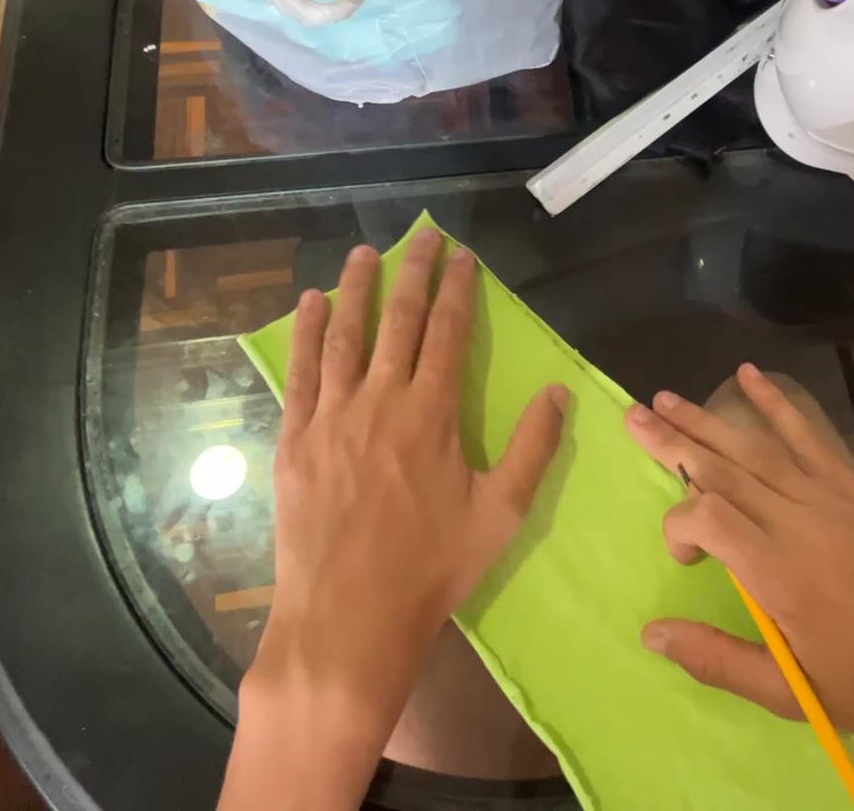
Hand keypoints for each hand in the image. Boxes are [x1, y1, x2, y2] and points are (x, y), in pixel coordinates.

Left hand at [252, 229, 568, 712]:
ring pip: (344, 335)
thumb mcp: (502, 512)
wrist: (348, 618)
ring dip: (356, 289)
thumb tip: (558, 391)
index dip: (458, 289)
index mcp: (432, 413)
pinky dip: (306, 333)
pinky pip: (300, 372)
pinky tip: (310, 306)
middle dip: (413, 272)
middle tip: (421, 236)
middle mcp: (380, 400)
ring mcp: (331, 416)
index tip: (463, 255)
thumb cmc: (433, 567)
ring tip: (364, 253)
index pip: (449, 332)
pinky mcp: (295, 439)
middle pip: (399, 320)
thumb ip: (533, 447)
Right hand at [623, 363, 853, 755]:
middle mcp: (798, 519)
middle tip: (632, 416)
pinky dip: (777, 403)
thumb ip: (716, 658)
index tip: (683, 560)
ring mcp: (828, 496)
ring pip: (755, 446)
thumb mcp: (789, 693)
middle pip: (723, 465)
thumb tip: (650, 632)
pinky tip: (751, 374)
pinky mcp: (853, 489)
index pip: (707, 515)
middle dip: (672, 440)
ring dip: (706, 419)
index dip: (678, 526)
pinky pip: (808, 436)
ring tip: (665, 398)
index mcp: (778, 569)